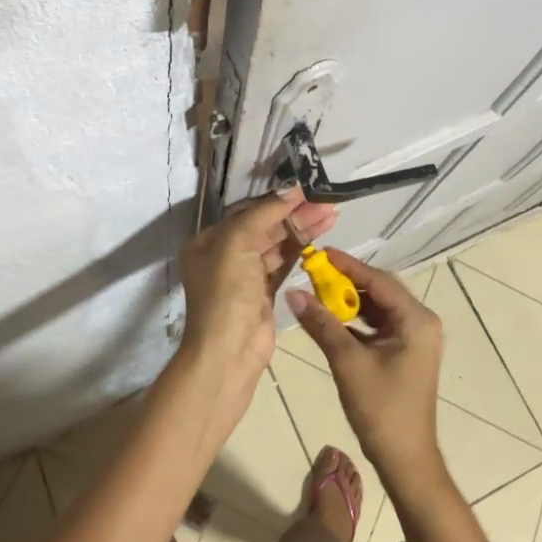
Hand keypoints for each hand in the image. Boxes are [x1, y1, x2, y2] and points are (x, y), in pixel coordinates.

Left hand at [177, 186, 336, 388]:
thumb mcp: (237, 244)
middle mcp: (225, 255)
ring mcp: (245, 275)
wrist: (228, 351)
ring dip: (302, 229)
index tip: (306, 190)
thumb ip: (263, 214)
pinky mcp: (263, 293)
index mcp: (209, 241)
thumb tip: (290, 190)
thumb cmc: (226, 293)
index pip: (247, 212)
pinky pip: (284, 264)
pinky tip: (320, 239)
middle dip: (295, 214)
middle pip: (264, 226)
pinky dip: (301, 250)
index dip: (277, 200)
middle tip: (327, 202)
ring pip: (277, 244)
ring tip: (331, 215)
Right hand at [285, 249, 444, 478]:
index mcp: (417, 320)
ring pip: (378, 308)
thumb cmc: (381, 409)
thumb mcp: (348, 362)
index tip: (320, 253)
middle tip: (314, 272)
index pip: (379, 281)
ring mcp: (415, 338)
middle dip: (347, 282)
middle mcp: (421, 322)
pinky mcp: (405, 352)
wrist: (404, 457)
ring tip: (317, 292)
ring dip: (350, 302)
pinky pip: (378, 325)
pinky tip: (331, 319)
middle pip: (381, 290)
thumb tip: (294, 293)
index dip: (348, 266)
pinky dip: (356, 321)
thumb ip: (322, 324)